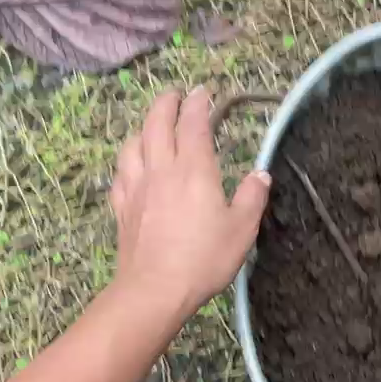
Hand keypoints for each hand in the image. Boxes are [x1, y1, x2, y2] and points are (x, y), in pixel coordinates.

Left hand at [109, 88, 270, 316]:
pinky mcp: (122, 207)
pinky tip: (132, 166)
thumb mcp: (241, 229)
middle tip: (175, 96)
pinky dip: (127, 160)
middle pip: (156, 123)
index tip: (203, 92)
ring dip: (143, 127)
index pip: (193, 124)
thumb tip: (260, 174)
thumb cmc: (204, 258)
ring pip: (133, 143)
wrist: (155, 289)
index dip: (198, 104)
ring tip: (152, 126)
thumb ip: (251, 197)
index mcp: (194, 169)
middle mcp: (161, 169)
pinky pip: (120, 173)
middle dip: (166, 103)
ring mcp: (136, 187)